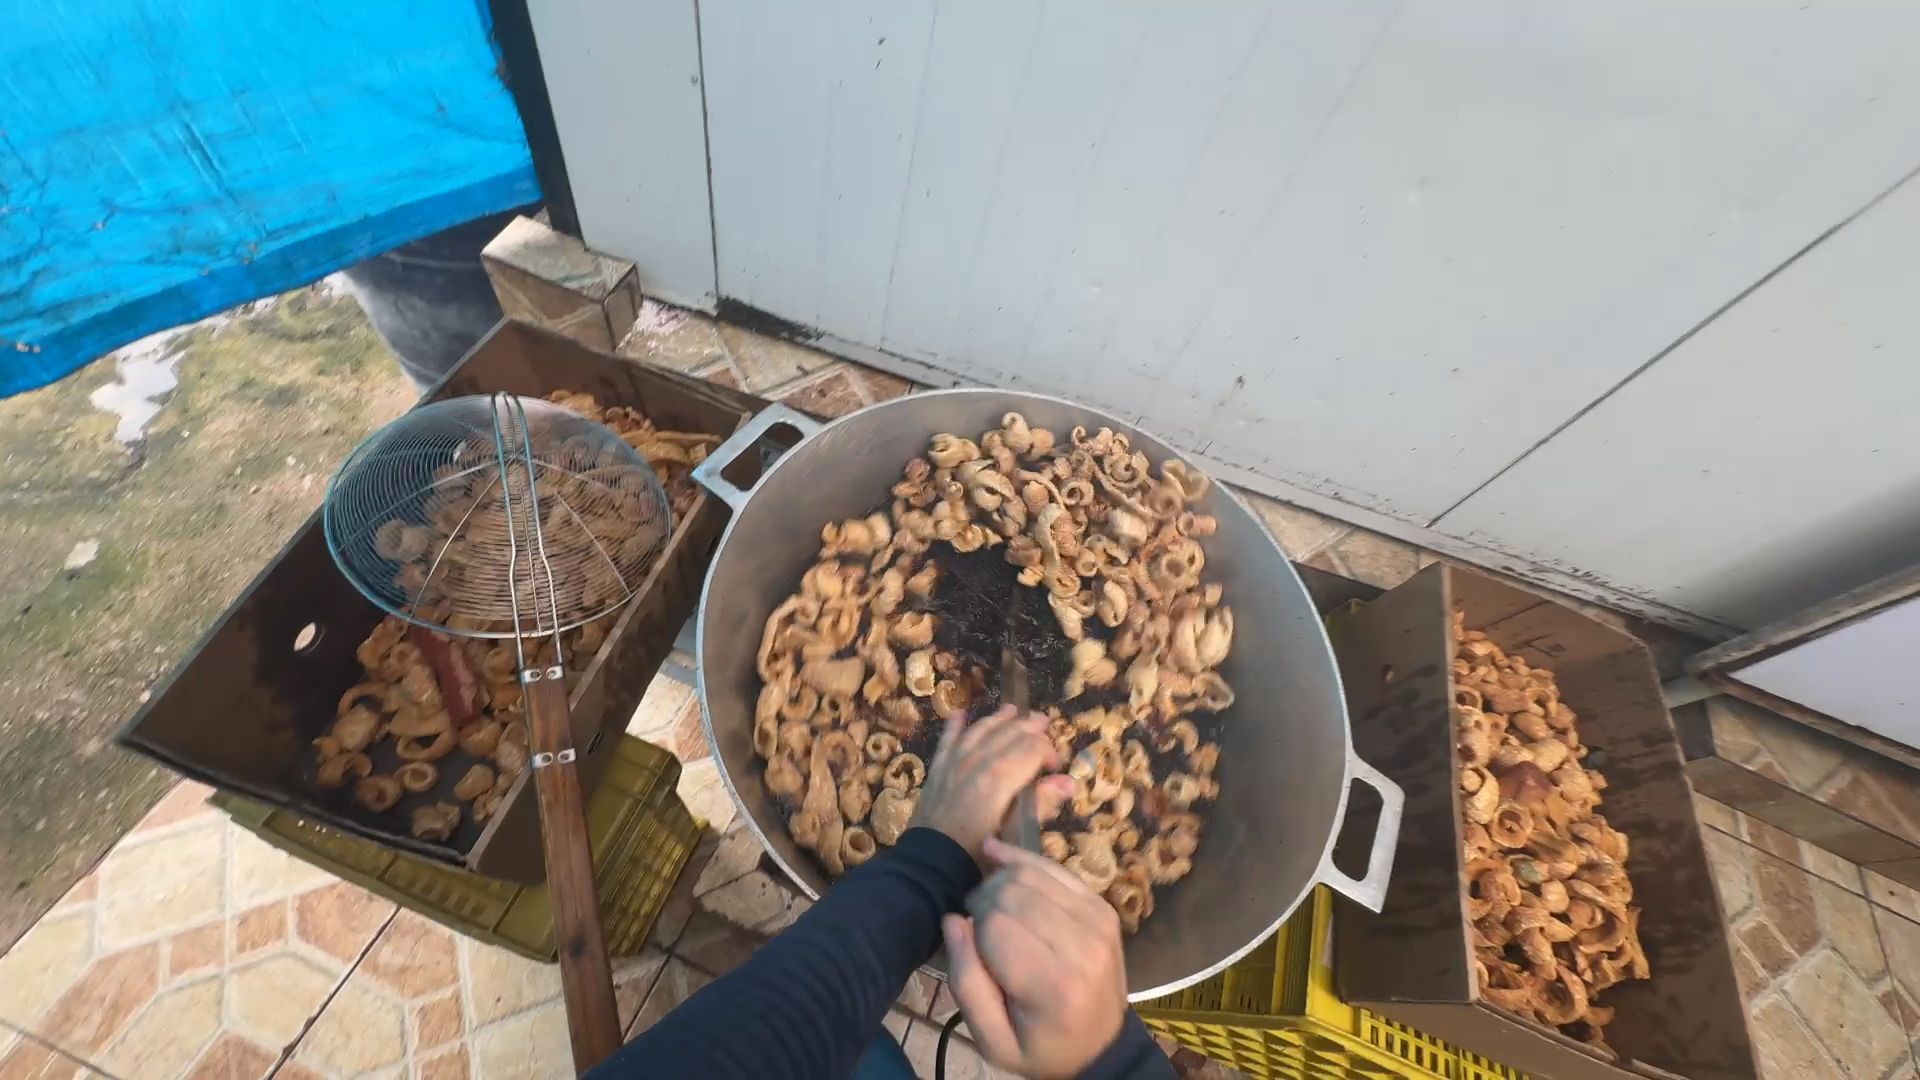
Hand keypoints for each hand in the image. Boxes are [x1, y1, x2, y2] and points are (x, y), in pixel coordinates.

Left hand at [909, 705, 1071, 863]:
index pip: (1032, 748)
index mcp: (1000, 777)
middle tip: (1044, 724)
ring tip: (1013, 710)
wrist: (929, 867)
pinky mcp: (938, 769)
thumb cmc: (977, 857)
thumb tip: (1068, 782)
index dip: (1048, 751)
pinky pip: (948, 740)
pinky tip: (960, 714)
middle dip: (1029, 728)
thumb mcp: (1014, 836)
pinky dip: (955, 726)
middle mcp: (978, 761)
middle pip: (1008, 734)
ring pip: (980, 731)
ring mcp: (955, 762)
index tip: (1055, 766)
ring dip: (998, 719)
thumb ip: (1039, 804)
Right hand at [943, 838, 1129, 1079]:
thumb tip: (952, 920)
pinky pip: (1052, 867)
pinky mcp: (1101, 905)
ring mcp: (1097, 921)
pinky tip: (995, 853)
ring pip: (1031, 874)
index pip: (996, 926)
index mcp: (1055, 987)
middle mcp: (1082, 947)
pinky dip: (1020, 858)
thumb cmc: (1041, 1045)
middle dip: (984, 900)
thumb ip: (966, 983)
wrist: (1101, 1046)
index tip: (971, 945)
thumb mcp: (994, 1041)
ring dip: (999, 880)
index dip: (974, 928)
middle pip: (1013, 893)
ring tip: (989, 902)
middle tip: (977, 921)